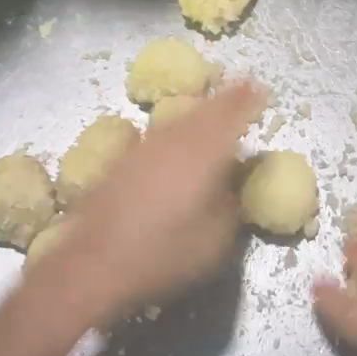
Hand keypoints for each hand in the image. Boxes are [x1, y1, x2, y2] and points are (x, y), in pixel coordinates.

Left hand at [42, 82, 263, 316]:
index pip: (232, 114)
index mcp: (205, 152)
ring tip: (213, 111)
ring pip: (179, 119)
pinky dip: (176, 130)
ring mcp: (144, 148)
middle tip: (242, 90)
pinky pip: (159, 134)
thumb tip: (235, 183)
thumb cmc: (166, 254)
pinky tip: (177, 140)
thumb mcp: (218, 239)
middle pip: (204, 109)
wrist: (94, 265)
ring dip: (199, 112)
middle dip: (225, 99)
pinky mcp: (122, 162)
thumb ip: (233, 203)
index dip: (248, 100)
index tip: (262, 90)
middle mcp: (174, 140)